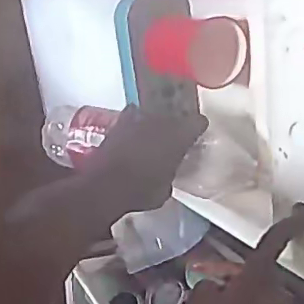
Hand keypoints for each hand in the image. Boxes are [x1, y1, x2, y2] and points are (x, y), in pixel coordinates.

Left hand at [86, 106, 206, 212]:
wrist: (106, 185)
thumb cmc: (141, 190)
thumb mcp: (166, 189)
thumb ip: (171, 172)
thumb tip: (167, 172)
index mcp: (180, 134)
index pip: (198, 122)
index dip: (198, 129)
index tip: (196, 137)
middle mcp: (161, 119)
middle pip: (175, 114)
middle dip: (176, 125)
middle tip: (174, 140)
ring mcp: (138, 117)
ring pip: (153, 113)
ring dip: (154, 123)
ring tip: (152, 137)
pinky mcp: (118, 121)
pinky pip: (133, 118)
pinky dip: (135, 126)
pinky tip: (133, 138)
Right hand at [188, 204, 303, 303]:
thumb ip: (205, 287)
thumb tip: (213, 286)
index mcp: (259, 275)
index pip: (277, 239)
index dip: (295, 223)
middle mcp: (276, 289)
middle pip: (260, 272)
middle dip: (240, 277)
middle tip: (216, 289)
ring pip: (259, 295)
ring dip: (242, 301)